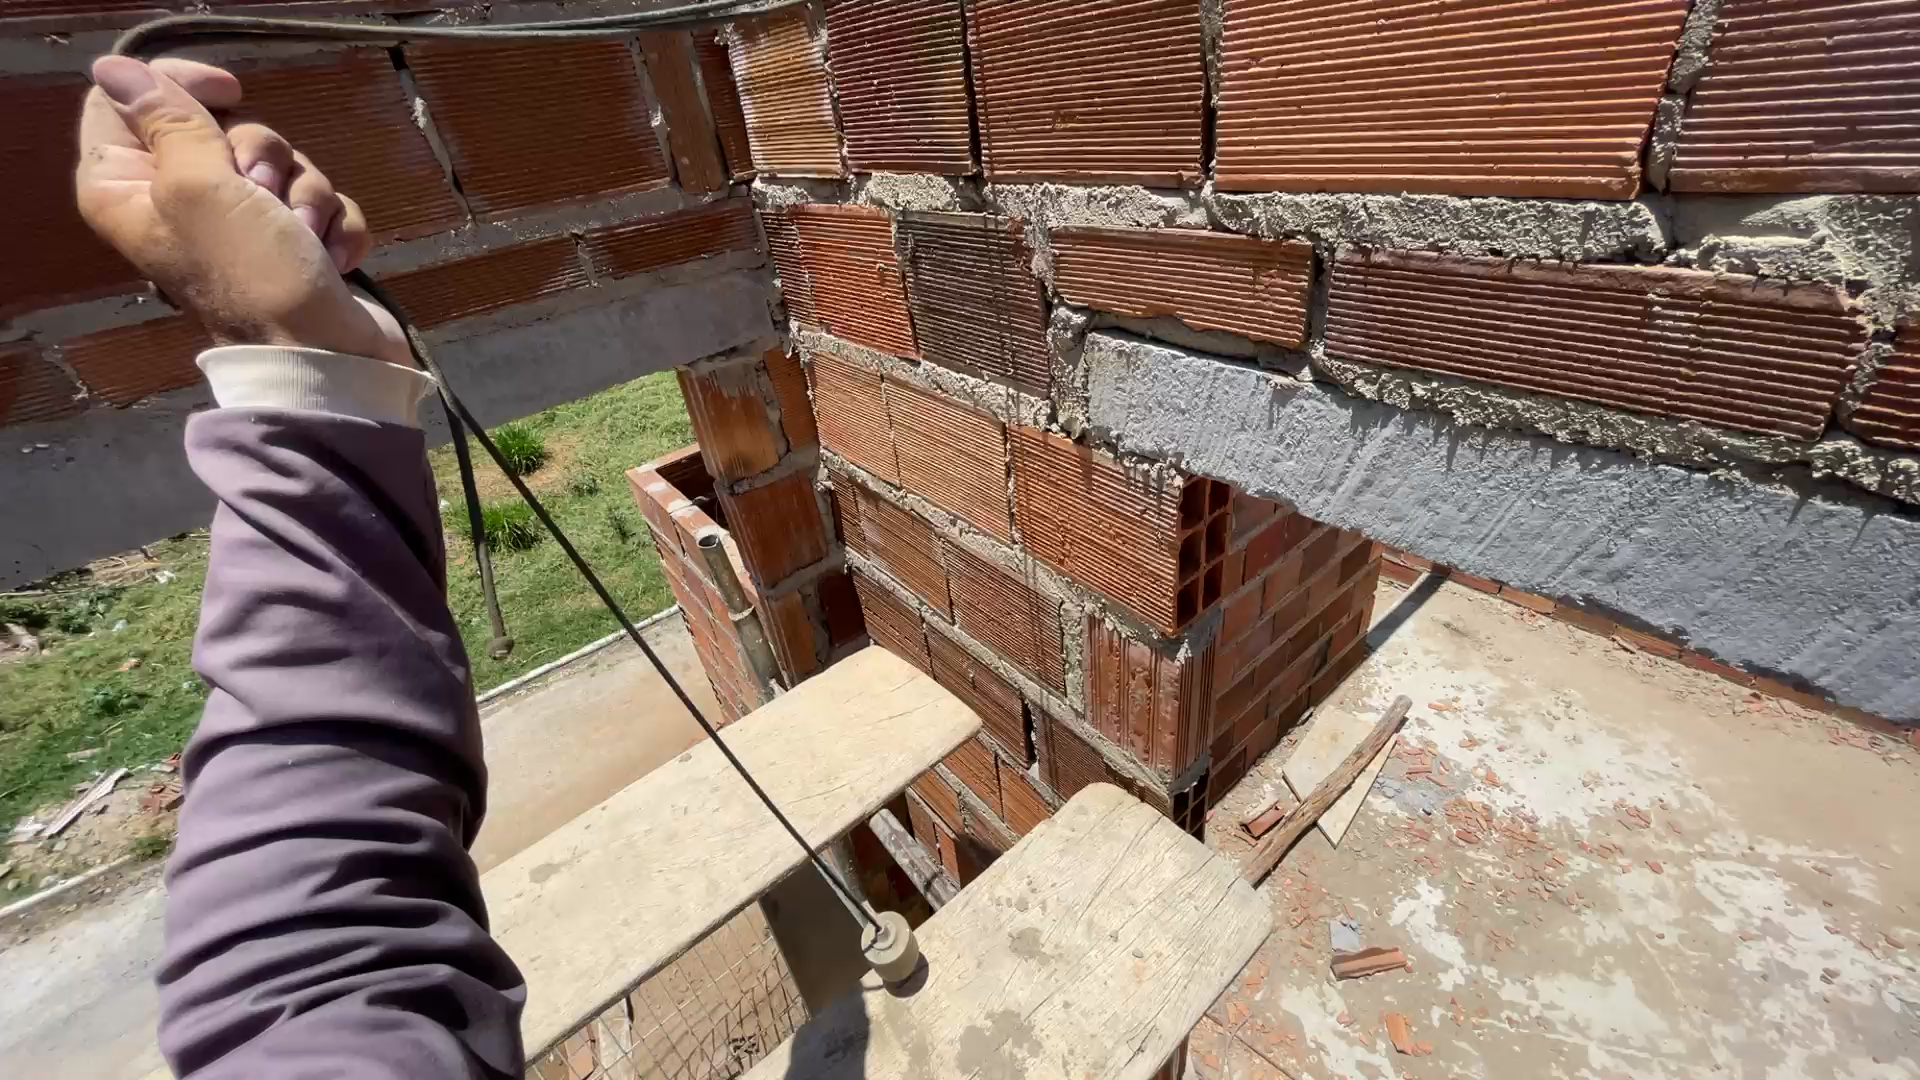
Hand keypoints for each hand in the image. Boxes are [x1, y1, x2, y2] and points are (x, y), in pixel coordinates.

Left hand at [76, 56, 408, 365]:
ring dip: (311, 199)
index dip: (183, 85)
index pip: (132, 101)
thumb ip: (168, 122)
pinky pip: (328, 208)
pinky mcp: (307, 245)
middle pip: (227, 133)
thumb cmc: (257, 276)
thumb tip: (119, 68)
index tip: (233, 90)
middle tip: (268, 197)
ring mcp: (253, 226)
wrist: (329, 353)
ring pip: (287, 170)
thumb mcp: (202, 188)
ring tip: (310, 239)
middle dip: (267, 160)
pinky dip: (340, 229)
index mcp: (129, 185)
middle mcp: (185, 200)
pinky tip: (337, 258)